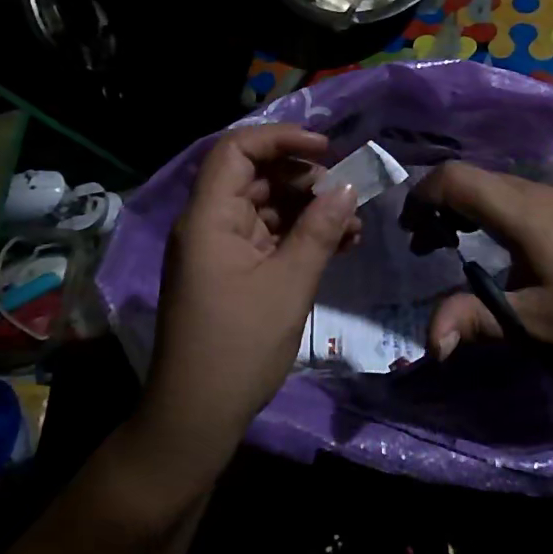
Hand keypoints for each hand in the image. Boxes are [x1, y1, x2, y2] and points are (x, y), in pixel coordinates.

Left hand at [140, 125, 357, 464]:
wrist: (198, 414)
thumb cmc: (240, 346)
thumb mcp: (289, 285)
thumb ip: (320, 230)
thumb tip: (349, 188)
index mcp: (209, 217)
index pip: (237, 149)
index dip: (281, 138)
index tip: (326, 149)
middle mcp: (209, 224)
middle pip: (255, 176)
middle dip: (305, 179)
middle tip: (348, 195)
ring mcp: (219, 249)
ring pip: (267, 207)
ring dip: (309, 210)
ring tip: (354, 225)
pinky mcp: (231, 271)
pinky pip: (268, 237)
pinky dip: (300, 236)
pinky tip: (339, 245)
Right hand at [414, 163, 552, 380]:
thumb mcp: (535, 323)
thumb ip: (474, 320)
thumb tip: (427, 343)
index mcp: (524, 211)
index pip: (455, 178)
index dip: (421, 195)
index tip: (405, 231)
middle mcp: (537, 193)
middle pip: (470, 177)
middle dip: (435, 203)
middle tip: (420, 244)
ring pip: (492, 186)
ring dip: (460, 208)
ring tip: (444, 246)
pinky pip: (512, 198)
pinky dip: (485, 213)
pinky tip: (488, 248)